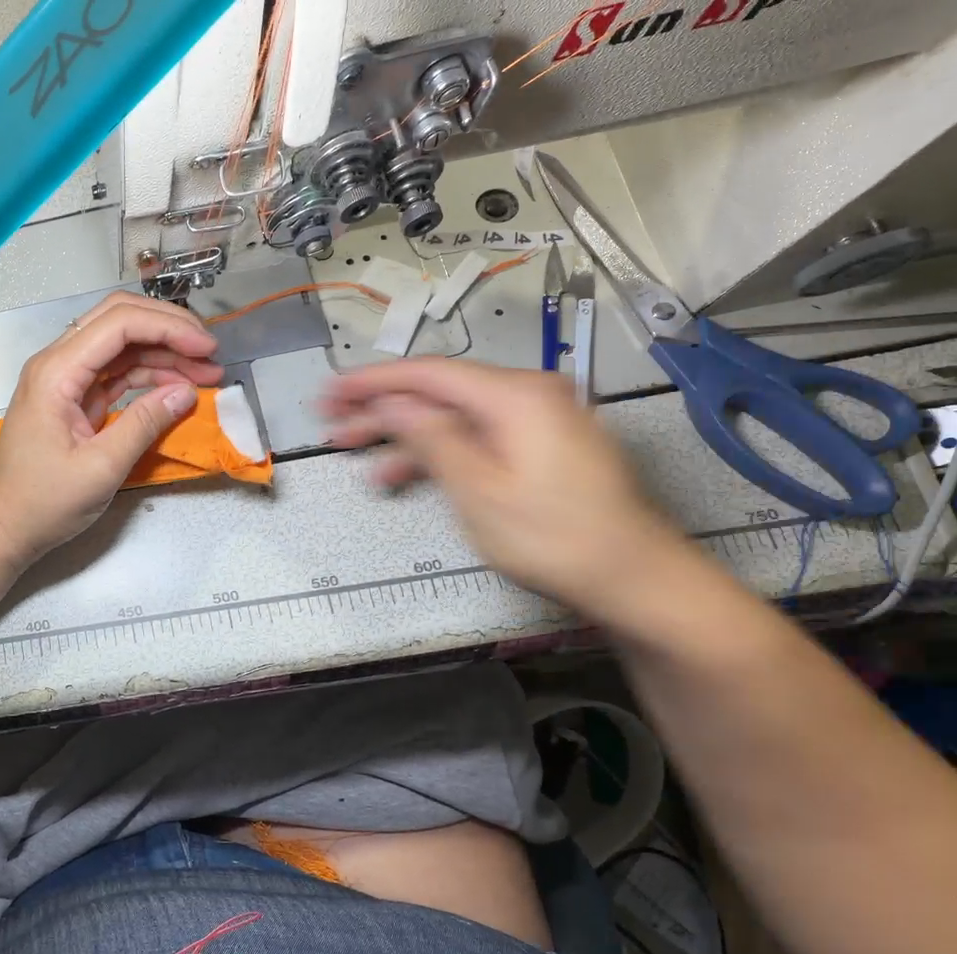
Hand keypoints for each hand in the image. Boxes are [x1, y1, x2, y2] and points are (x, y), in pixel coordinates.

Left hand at [0, 292, 223, 568]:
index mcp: (55, 373)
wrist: (4, 528)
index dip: (169, 328)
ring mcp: (64, 381)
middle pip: (119, 322)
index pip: (118, 323)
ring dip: (163, 355)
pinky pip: (115, 373)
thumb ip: (144, 424)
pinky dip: (148, 377)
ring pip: (121, 347)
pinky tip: (177, 388)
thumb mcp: (100, 468)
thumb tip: (185, 392)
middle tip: (210, 355)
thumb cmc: (41, 504)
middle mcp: (57, 365)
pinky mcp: (73, 399)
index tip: (206, 350)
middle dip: (169, 331)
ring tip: (205, 376)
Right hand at [322, 359, 696, 618]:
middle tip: (331, 420)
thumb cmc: (551, 535)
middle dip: (380, 404)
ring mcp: (536, 419)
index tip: (329, 391)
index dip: (371, 380)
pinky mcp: (539, 444)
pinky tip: (399, 472)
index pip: (428, 373)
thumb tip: (391, 402)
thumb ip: (431, 437)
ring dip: (401, 430)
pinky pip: (474, 433)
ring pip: (452, 414)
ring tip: (352, 448)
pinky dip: (435, 448)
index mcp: (516, 396)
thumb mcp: (478, 489)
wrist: (630, 574)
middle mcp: (528, 395)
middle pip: (438, 390)